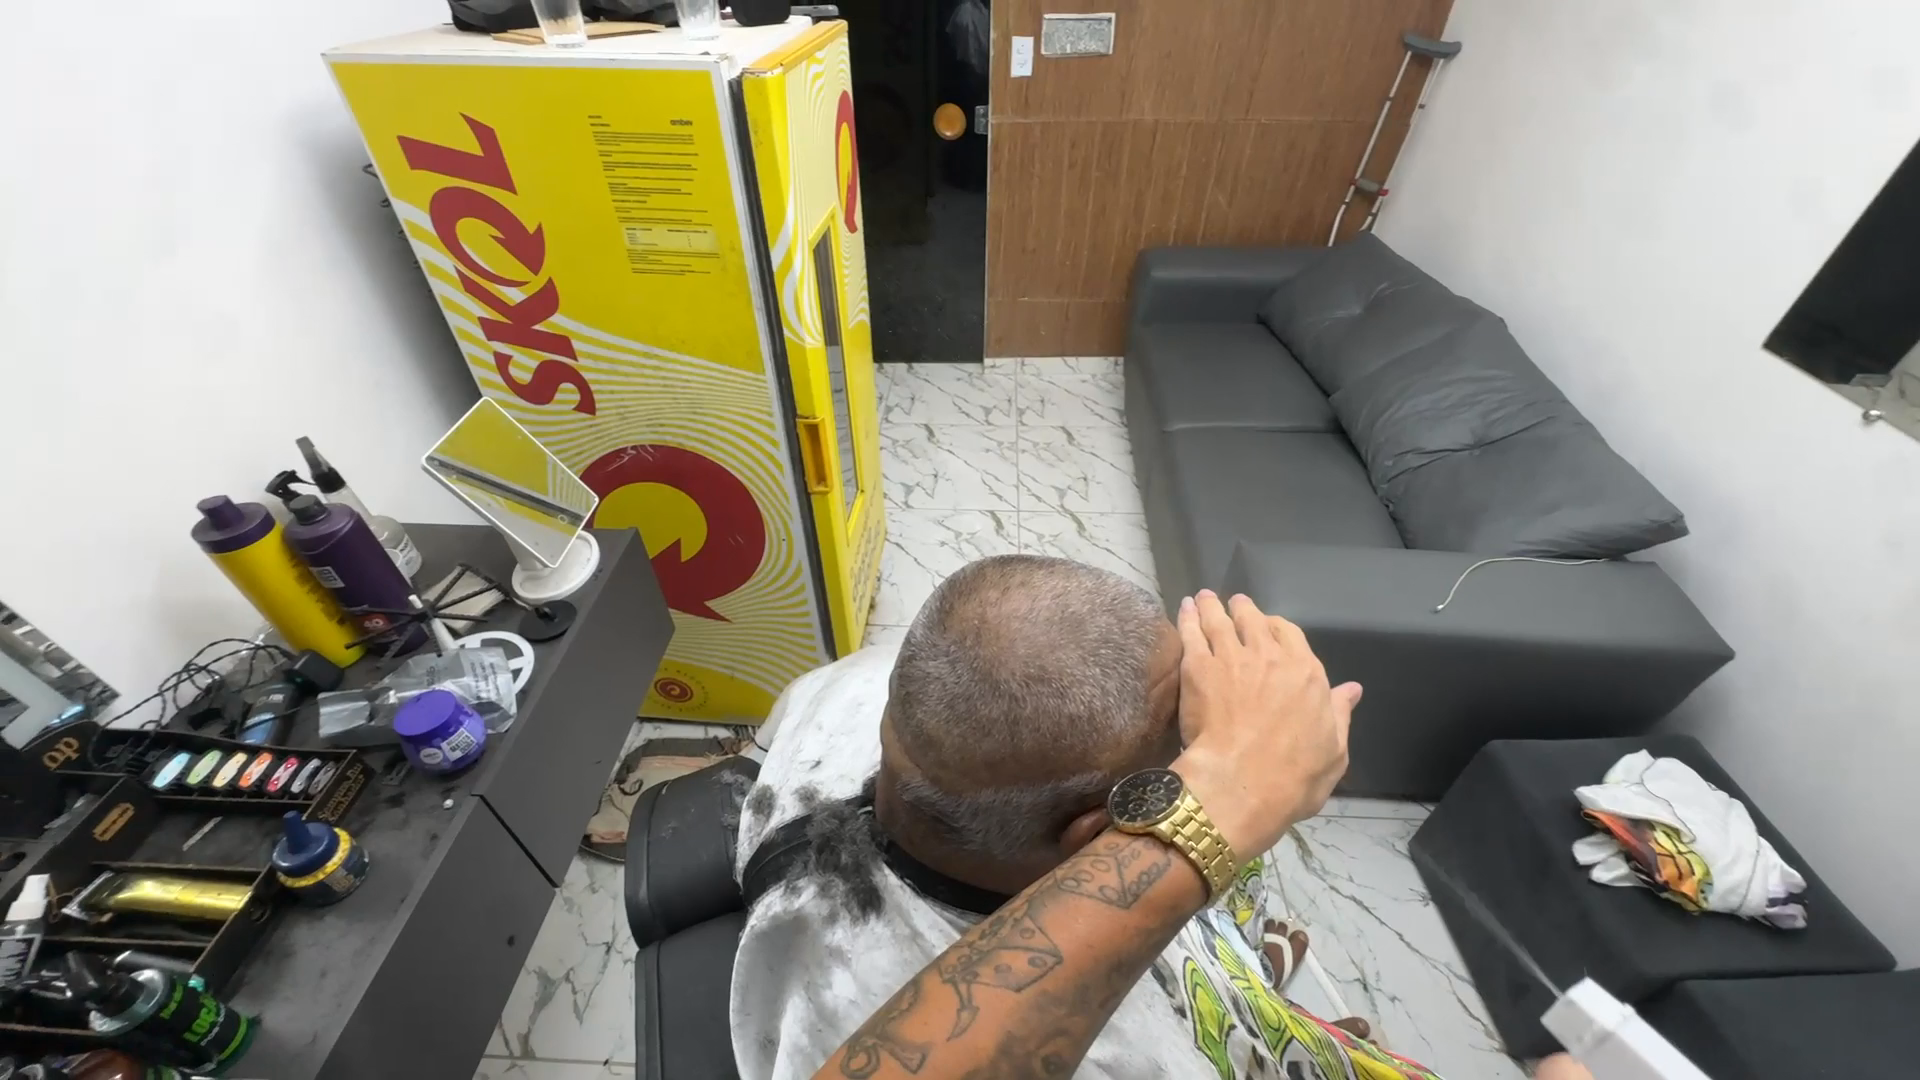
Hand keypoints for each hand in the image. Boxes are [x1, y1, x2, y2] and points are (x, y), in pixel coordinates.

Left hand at [1169, 590, 1359, 859]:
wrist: (1242, 781)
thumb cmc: (1294, 776)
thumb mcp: (1334, 750)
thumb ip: (1339, 713)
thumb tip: (1352, 689)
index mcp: (1306, 673)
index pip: (1291, 634)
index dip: (1277, 626)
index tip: (1268, 625)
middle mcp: (1270, 656)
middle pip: (1253, 621)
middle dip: (1243, 610)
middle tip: (1234, 603)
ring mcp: (1231, 658)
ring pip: (1220, 620)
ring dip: (1212, 606)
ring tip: (1203, 598)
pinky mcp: (1197, 667)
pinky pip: (1192, 633)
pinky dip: (1188, 617)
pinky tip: (1184, 608)